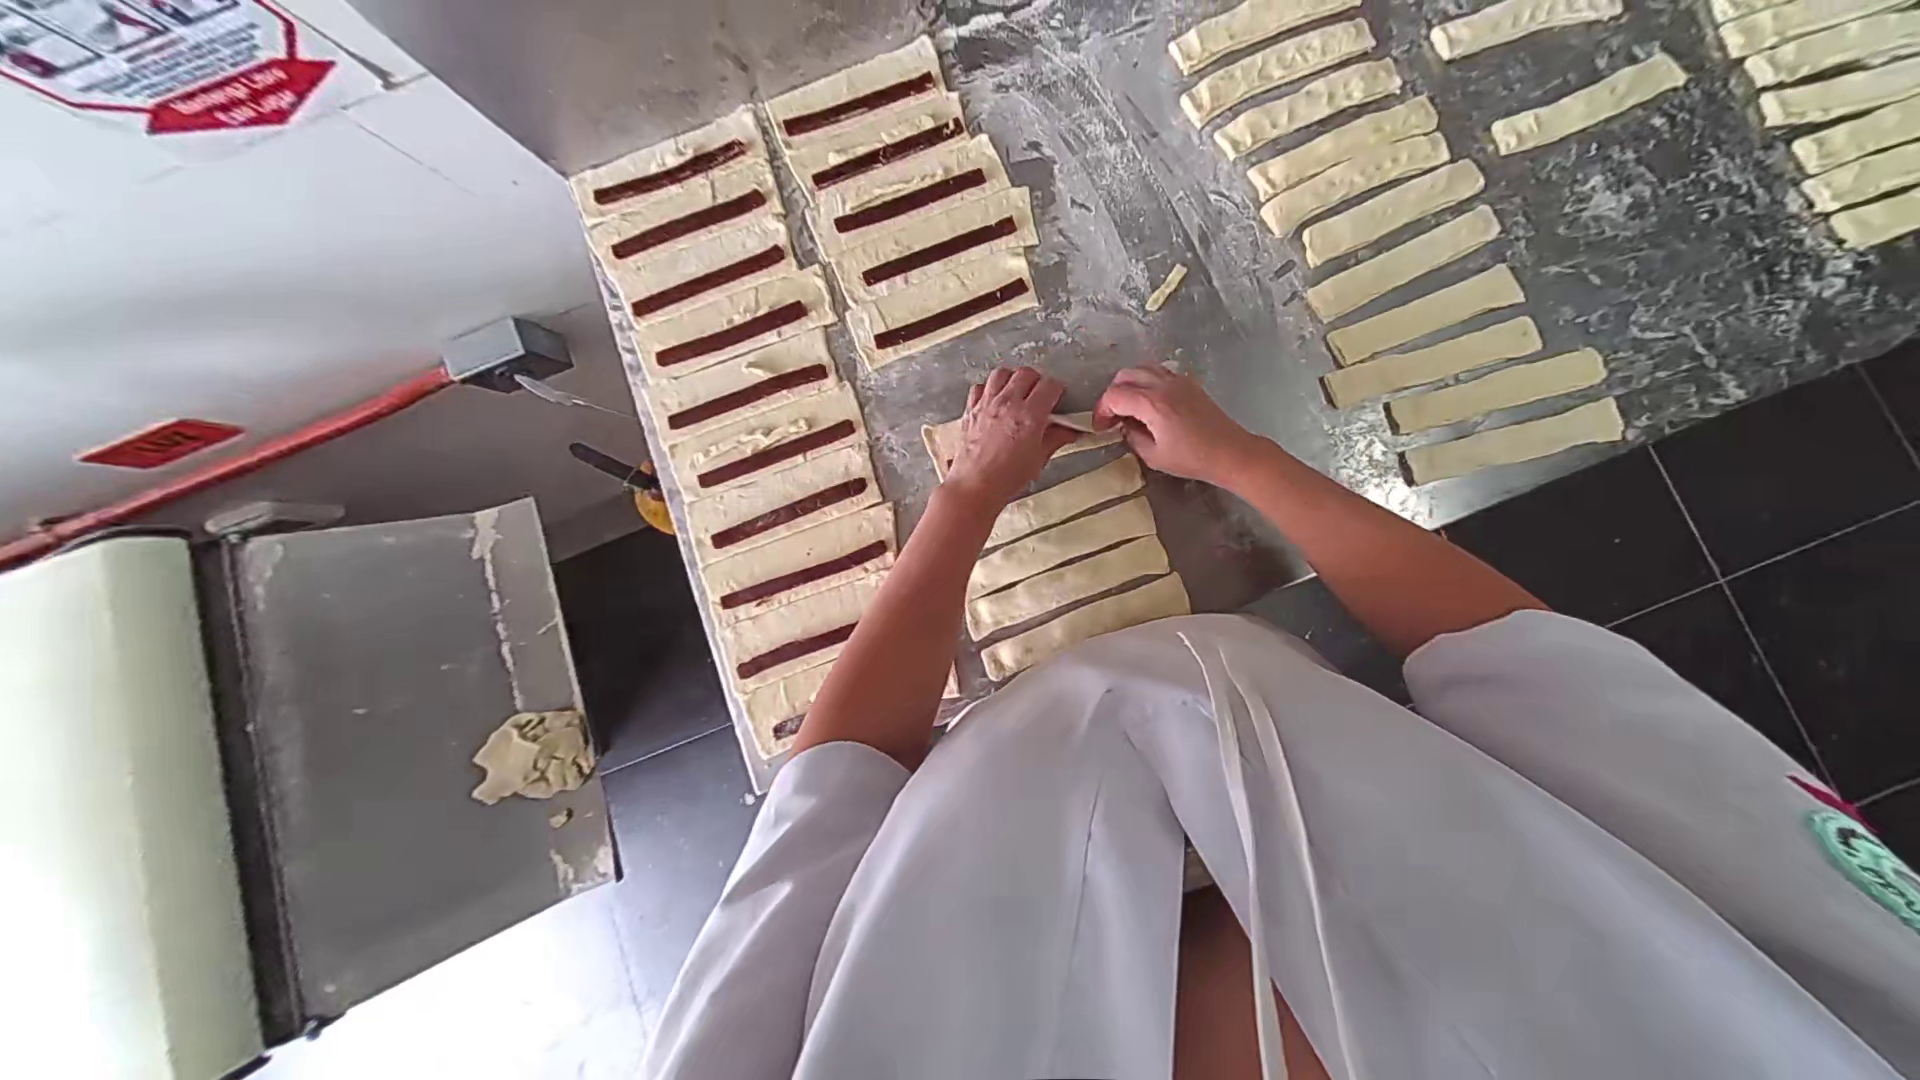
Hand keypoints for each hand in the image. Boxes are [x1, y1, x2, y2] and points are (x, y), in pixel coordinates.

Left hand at [942, 366, 1081, 510]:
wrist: (975, 486)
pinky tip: (994, 400)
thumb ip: (1055, 438)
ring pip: (1002, 373)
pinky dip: (989, 389)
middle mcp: (1007, 404)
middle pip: (1026, 373)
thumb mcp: (1039, 459)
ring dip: (1012, 379)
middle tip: (1039, 395)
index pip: (1050, 385)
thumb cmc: (1005, 477)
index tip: (1057, 398)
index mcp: (1029, 416)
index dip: (1057, 390)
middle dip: (1037, 381)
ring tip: (1017, 392)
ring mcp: (987, 405)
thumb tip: (1069, 431)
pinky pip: (980, 387)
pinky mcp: (971, 410)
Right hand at [1093, 364, 1264, 485]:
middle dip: (1112, 395)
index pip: (1114, 396)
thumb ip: (1132, 436)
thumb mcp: (1153, 456)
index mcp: (1153, 404)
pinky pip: (1159, 372)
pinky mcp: (1188, 383)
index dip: (1101, 411)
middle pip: (1125, 376)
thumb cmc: (1192, 458)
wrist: (1230, 452)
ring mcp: (1178, 380)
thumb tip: (1124, 426)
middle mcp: (1164, 385)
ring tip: (1128, 408)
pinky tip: (1148, 403)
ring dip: (1128, 385)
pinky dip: (1146, 382)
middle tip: (1112, 417)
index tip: (1101, 427)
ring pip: (1141, 368)